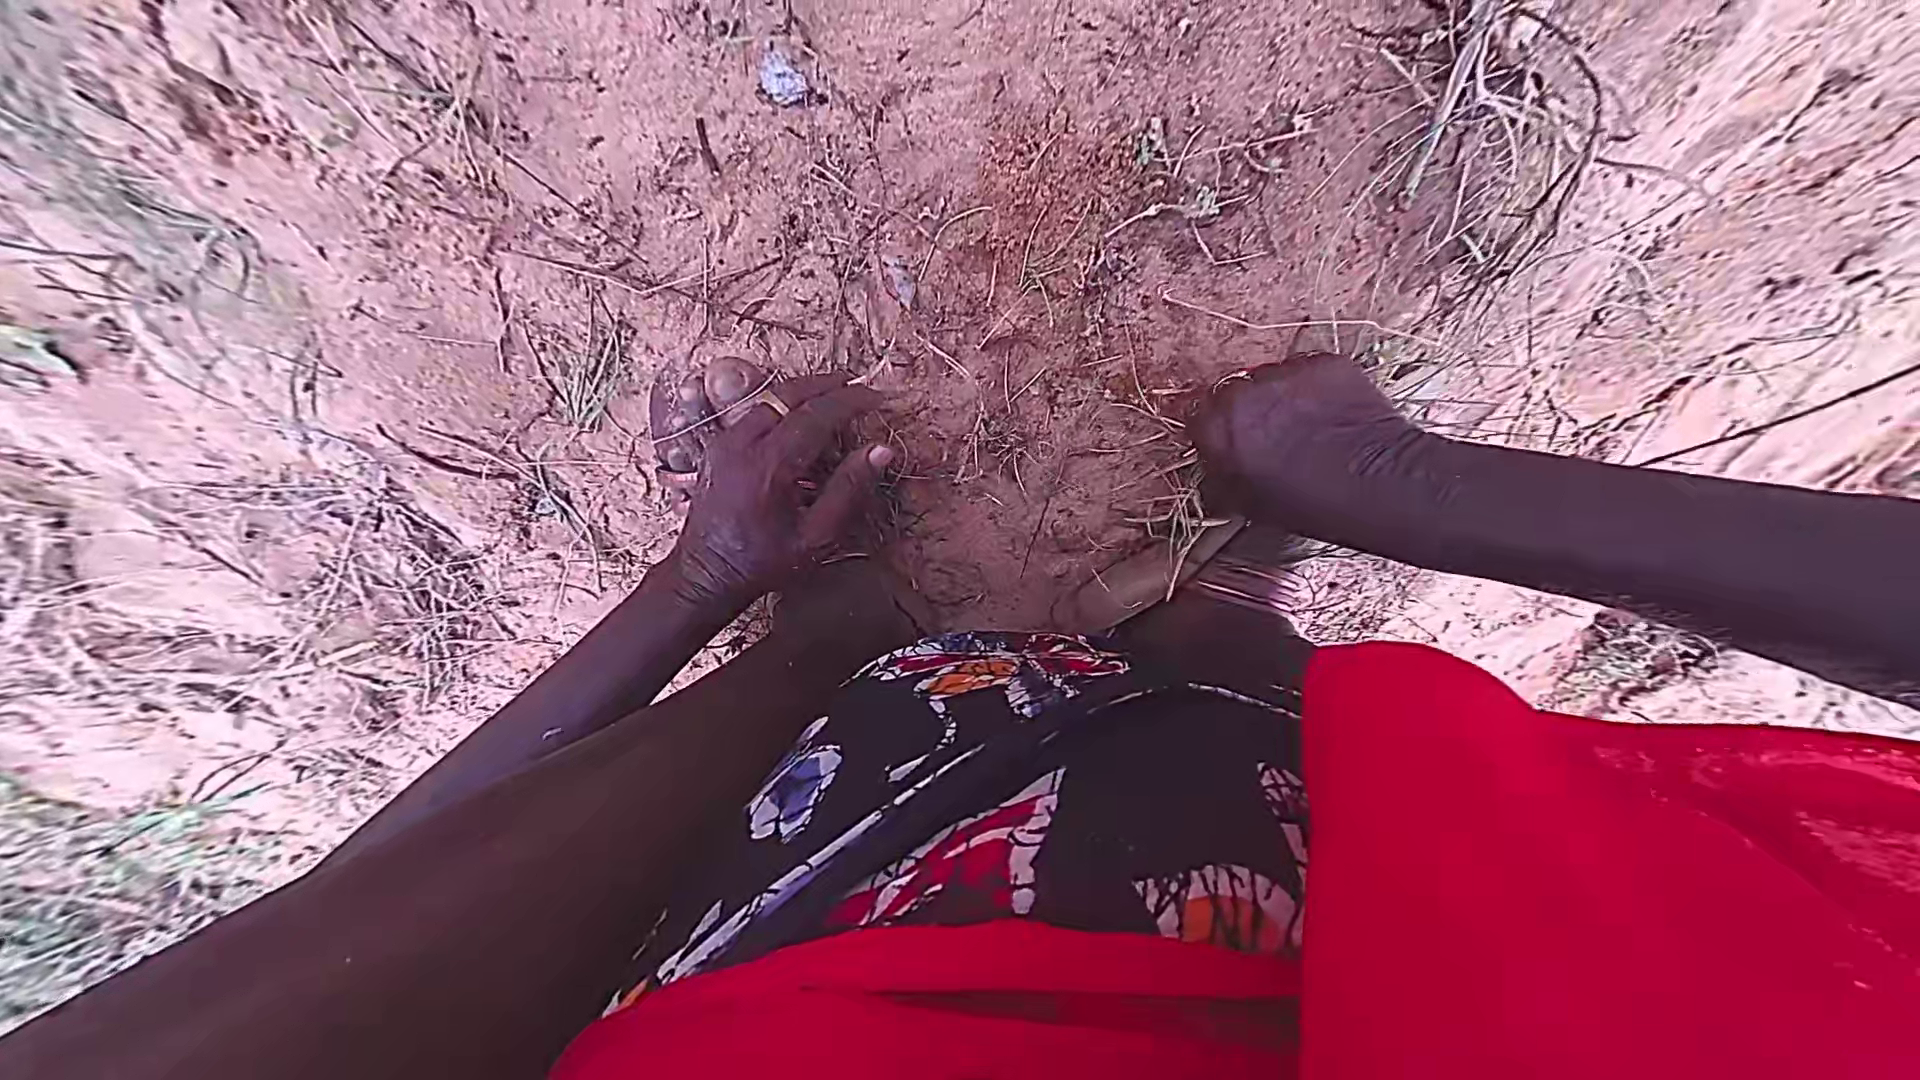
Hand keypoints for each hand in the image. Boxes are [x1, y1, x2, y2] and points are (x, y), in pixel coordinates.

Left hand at [666, 375, 893, 610]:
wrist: (707, 573)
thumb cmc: (766, 561)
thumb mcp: (817, 536)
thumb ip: (849, 490)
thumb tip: (880, 451)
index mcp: (771, 465)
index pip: (816, 415)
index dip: (850, 401)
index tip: (875, 397)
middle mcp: (743, 444)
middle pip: (789, 394)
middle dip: (827, 384)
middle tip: (857, 385)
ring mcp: (725, 442)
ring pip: (768, 399)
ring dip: (803, 391)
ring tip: (833, 394)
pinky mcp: (718, 447)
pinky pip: (753, 412)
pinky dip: (781, 405)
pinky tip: (799, 416)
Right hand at [1187, 352, 1438, 529]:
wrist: (1374, 483)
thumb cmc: (1305, 502)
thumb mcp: (1242, 502)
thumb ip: (1216, 474)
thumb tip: (1212, 467)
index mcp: (1214, 426)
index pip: (1196, 413)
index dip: (1212, 428)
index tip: (1225, 439)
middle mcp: (1241, 392)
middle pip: (1231, 391)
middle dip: (1244, 410)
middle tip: (1266, 434)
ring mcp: (1284, 373)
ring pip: (1269, 378)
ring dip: (1277, 396)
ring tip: (1302, 423)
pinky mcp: (1323, 363)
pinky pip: (1307, 371)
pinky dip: (1312, 387)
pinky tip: (1327, 412)